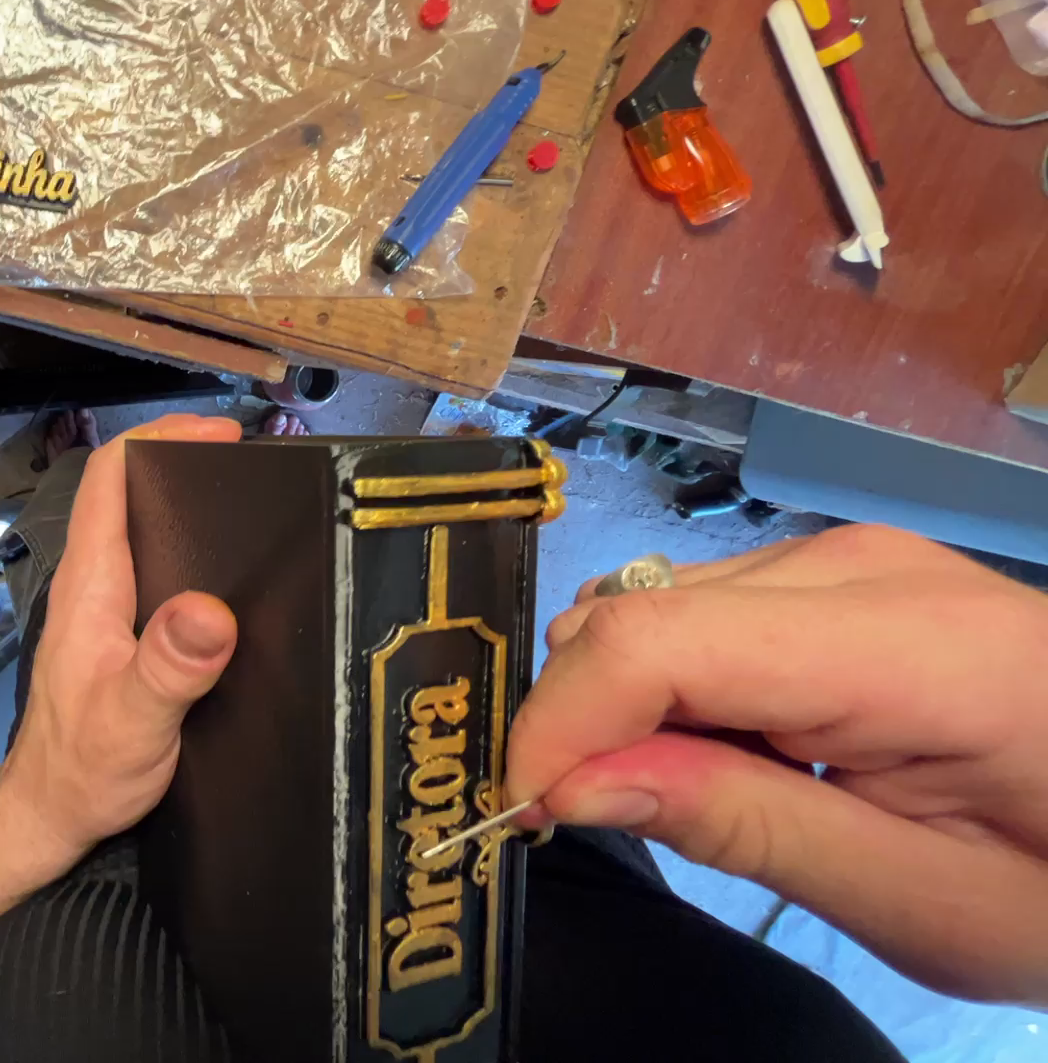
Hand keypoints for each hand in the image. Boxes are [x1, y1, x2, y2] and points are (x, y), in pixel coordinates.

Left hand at [0, 414, 242, 862]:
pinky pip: (151, 569)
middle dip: (180, 463)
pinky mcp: (117, 633)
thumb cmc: (84, 768)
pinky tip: (227, 573)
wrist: (48, 813)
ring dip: (186, 505)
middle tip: (250, 464)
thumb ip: (168, 667)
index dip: (157, 439)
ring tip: (251, 507)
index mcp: (90, 584)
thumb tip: (211, 608)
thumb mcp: (133, 722)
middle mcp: (92, 583)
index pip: (108, 480)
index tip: (219, 433)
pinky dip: (187, 550)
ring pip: (138, 530)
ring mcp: (102, 608)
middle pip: (125, 495)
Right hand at [506, 524, 1047, 1004]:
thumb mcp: (935, 908)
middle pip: (626, 619)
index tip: (526, 802)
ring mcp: (822, 554)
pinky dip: (648, 683)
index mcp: (915, 646)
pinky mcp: (802, 567)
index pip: (658, 642)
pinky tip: (714, 733)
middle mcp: (844, 566)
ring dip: (614, 704)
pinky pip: (662, 611)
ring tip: (686, 777)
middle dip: (579, 720)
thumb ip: (744, 831)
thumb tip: (570, 787)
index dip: (560, 718)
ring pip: (628, 611)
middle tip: (601, 808)